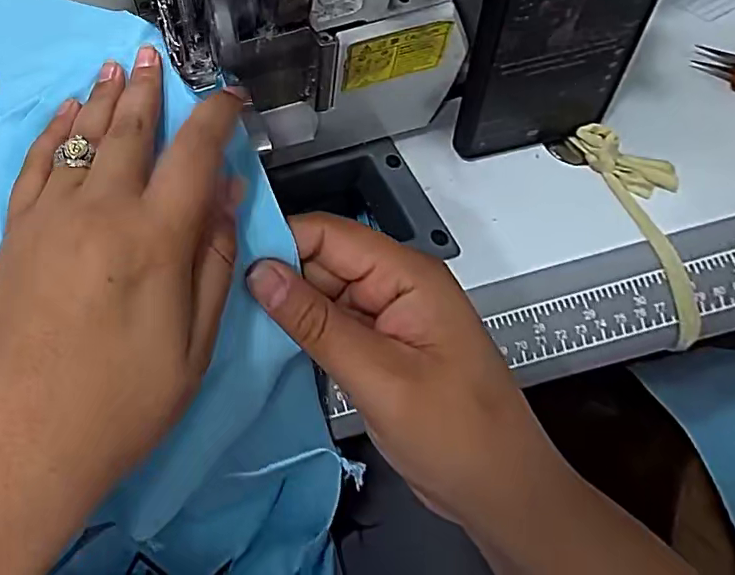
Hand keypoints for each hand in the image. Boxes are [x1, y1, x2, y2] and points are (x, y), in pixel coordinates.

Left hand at [0, 47, 243, 574]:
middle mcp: (102, 206)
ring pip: (83, 135)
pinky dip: (53, 130)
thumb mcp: (193, 345)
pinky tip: (65, 112)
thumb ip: (213, 260)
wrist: (19, 434)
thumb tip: (226, 192)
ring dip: (102, 98)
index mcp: (155, 235)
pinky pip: (37, 161)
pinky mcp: (17, 226)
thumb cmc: (119, 402)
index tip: (228, 96)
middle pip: (131, 128)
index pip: (195, 152)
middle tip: (153, 56)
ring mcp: (52, 212)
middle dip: (148, 88)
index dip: (216, 116)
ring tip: (114, 68)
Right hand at [246, 214, 690, 574]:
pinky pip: (328, 318)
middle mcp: (393, 282)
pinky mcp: (376, 339)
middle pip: (319, 257)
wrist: (507, 501)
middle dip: (277, 274)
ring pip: (318, 288)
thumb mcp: (380, 378)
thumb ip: (315, 322)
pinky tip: (270, 337)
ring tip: (239, 316)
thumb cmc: (460, 438)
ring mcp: (384, 311)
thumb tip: (259, 272)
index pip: (328, 233)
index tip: (231, 257)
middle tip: (227, 296)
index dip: (279, 239)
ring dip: (286, 303)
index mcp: (406, 274)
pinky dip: (301, 327)